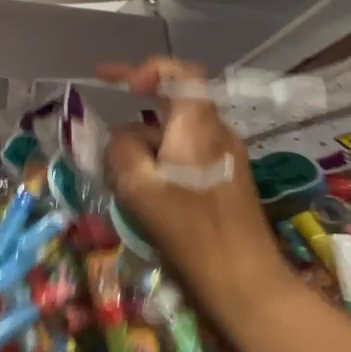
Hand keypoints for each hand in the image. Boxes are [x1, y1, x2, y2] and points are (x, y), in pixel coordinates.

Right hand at [98, 57, 292, 316]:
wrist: (244, 282)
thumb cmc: (188, 229)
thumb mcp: (136, 184)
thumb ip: (121, 147)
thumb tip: (124, 139)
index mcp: (199, 126)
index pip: (182, 72)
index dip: (146, 68)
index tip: (116, 84)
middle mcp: (219, 134)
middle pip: (175, 105)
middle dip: (136, 116)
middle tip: (106, 137)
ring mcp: (228, 159)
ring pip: (178, 133)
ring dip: (147, 144)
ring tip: (122, 175)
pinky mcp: (228, 182)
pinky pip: (188, 154)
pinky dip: (162, 161)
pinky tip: (147, 192)